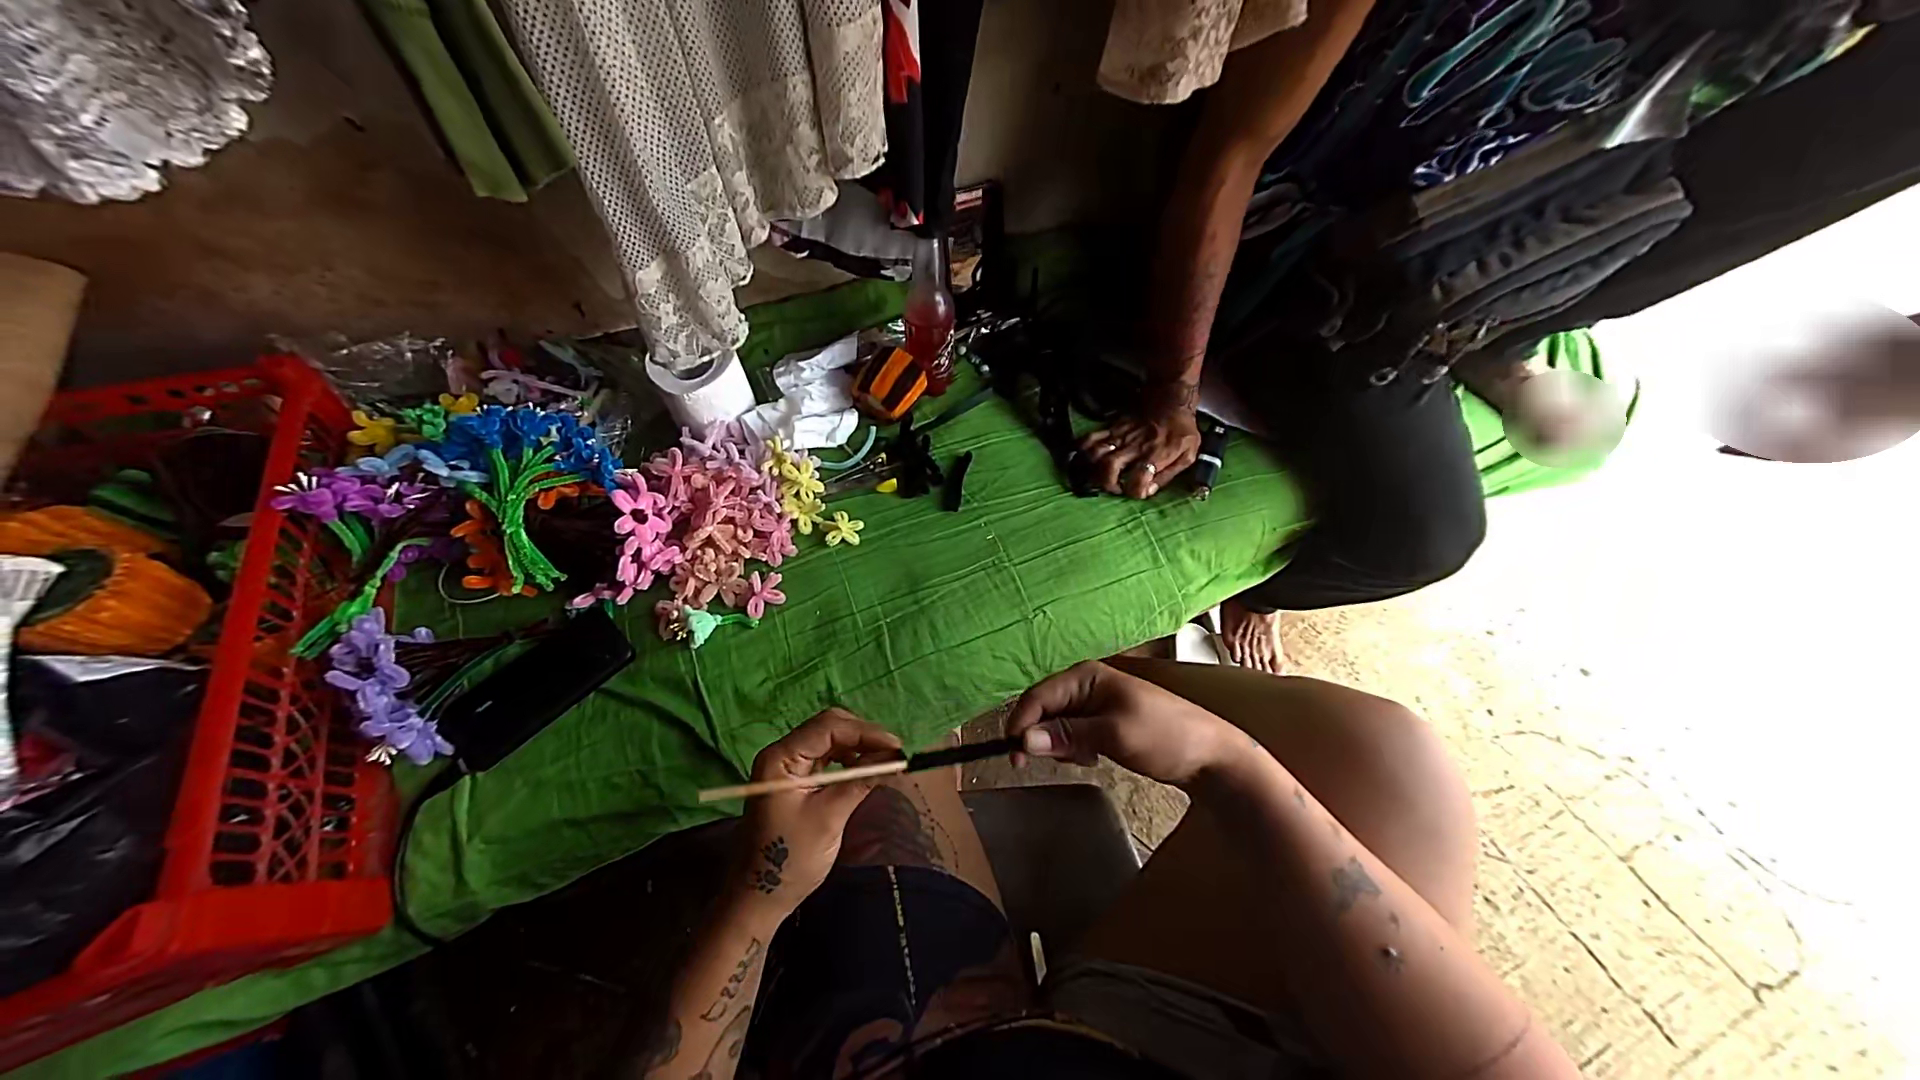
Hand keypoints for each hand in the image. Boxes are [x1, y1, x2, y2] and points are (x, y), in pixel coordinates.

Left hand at [732, 708, 902, 912]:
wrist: (759, 897)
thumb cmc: (790, 858)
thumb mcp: (829, 817)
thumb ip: (860, 781)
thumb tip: (894, 757)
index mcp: (781, 757)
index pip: (828, 727)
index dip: (865, 732)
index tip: (896, 745)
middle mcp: (782, 754)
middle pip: (828, 727)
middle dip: (862, 735)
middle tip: (892, 752)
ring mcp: (788, 767)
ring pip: (829, 740)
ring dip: (857, 746)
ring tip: (884, 760)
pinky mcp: (796, 780)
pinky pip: (826, 758)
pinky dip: (848, 760)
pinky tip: (864, 770)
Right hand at [1004, 661, 1242, 785]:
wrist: (1211, 756)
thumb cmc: (1166, 736)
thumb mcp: (1113, 735)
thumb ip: (1067, 735)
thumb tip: (1025, 740)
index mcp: (1086, 676)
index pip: (1037, 696)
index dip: (1021, 724)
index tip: (1014, 755)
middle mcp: (1085, 685)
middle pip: (1043, 709)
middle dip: (1042, 737)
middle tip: (1054, 762)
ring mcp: (1093, 704)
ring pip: (1055, 725)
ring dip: (1059, 746)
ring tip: (1085, 759)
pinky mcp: (1101, 722)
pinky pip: (1071, 735)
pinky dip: (1073, 750)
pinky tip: (1092, 759)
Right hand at [1080, 386, 1201, 498]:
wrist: (1171, 399)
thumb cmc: (1181, 429)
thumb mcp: (1188, 454)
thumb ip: (1169, 475)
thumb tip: (1150, 490)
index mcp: (1155, 455)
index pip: (1138, 481)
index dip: (1136, 493)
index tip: (1139, 492)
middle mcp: (1134, 447)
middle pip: (1109, 469)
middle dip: (1108, 484)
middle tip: (1115, 487)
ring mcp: (1120, 436)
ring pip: (1096, 454)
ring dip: (1095, 469)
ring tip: (1102, 474)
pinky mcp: (1112, 427)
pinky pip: (1090, 437)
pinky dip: (1083, 448)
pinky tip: (1087, 457)